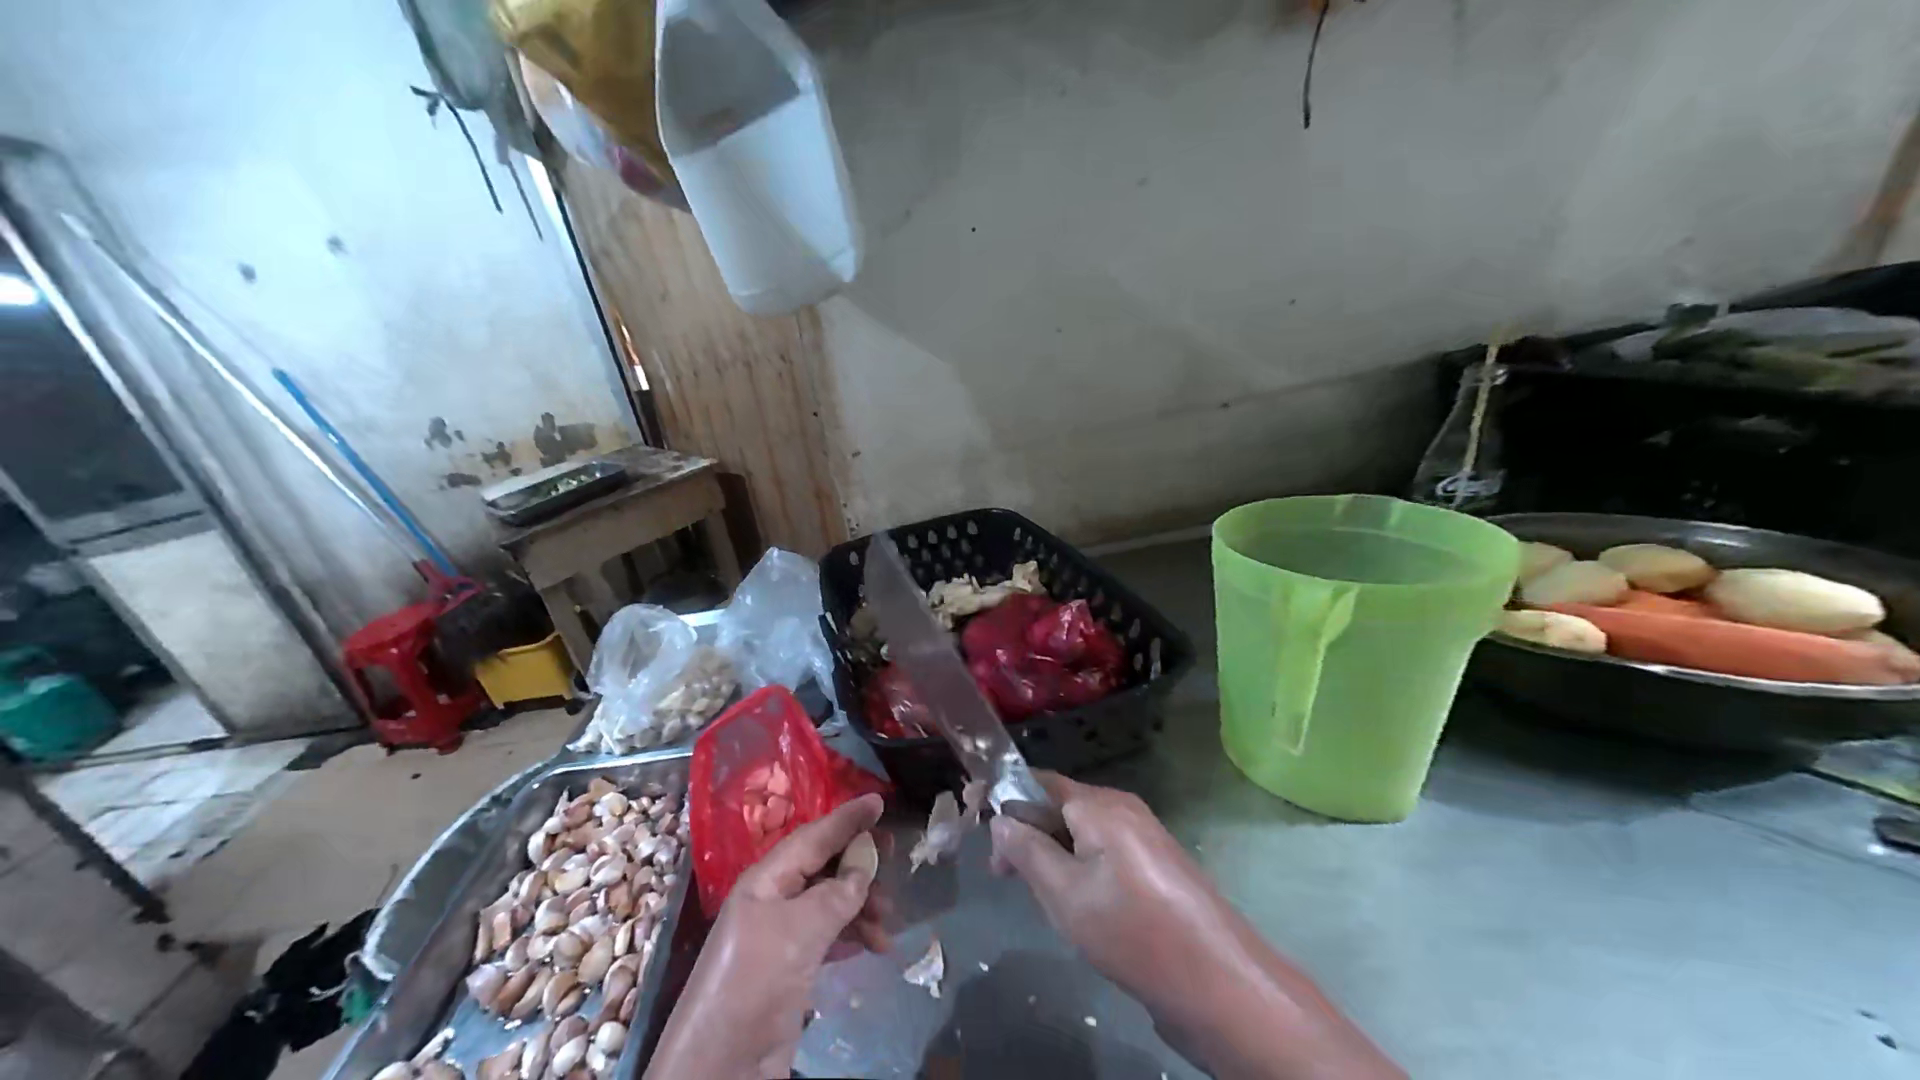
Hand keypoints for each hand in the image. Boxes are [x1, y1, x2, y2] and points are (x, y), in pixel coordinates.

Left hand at [646, 793, 885, 1079]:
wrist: (721, 1066)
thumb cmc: (755, 981)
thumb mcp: (799, 932)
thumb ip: (836, 895)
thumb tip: (863, 869)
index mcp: (766, 880)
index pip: (813, 836)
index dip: (847, 818)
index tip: (879, 801)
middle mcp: (772, 900)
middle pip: (823, 866)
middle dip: (859, 860)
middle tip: (894, 854)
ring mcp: (781, 936)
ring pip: (831, 902)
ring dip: (862, 905)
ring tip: (889, 920)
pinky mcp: (791, 968)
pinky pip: (830, 936)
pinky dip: (854, 935)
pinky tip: (875, 945)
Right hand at [991, 773, 1402, 1079]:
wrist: (1219, 982)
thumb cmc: (1132, 932)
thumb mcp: (1064, 895)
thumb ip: (1026, 850)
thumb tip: (1000, 819)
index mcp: (1100, 804)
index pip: (1039, 782)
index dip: (1006, 802)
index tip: (983, 836)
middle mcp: (1124, 807)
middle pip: (1060, 806)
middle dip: (1028, 835)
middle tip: (1007, 879)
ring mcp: (1144, 834)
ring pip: (1081, 831)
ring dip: (1053, 855)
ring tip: (1043, 899)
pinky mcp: (1156, 863)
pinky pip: (1105, 850)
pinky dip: (1081, 867)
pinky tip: (1081, 908)